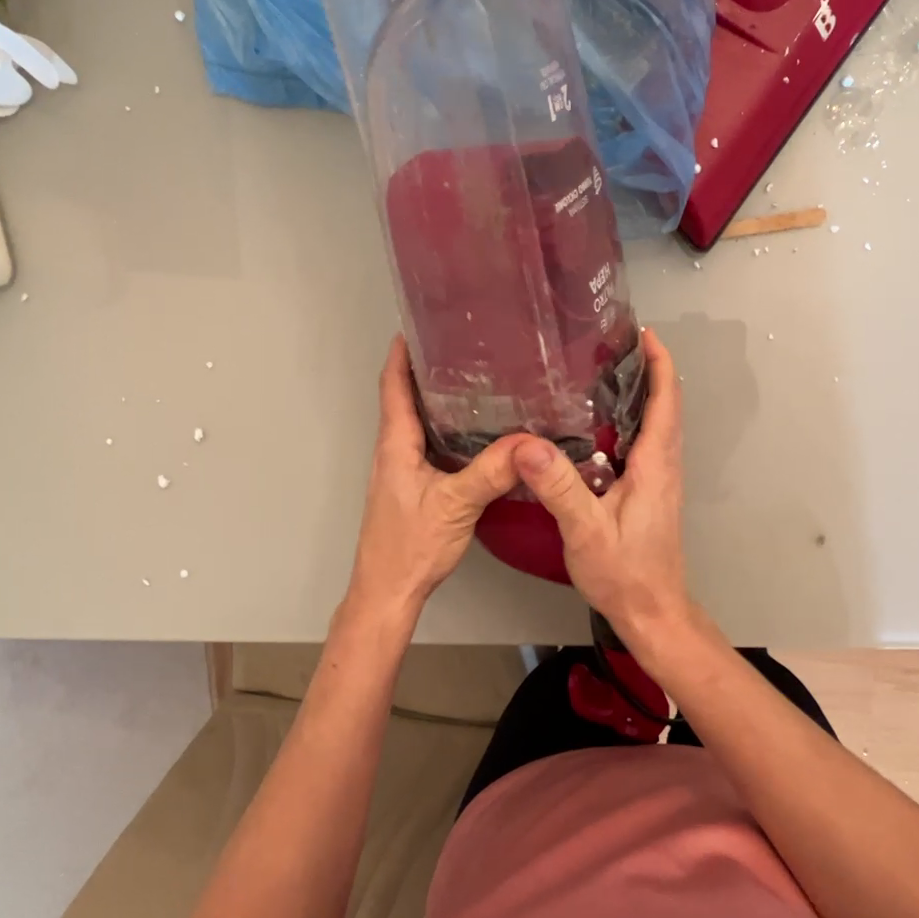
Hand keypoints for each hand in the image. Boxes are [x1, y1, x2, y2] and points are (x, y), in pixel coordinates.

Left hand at [347, 336, 528, 615]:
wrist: (388, 591)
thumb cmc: (410, 547)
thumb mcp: (456, 505)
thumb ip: (492, 472)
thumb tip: (529, 442)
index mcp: (395, 446)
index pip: (392, 388)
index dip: (401, 356)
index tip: (416, 327)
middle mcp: (394, 453)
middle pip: (405, 401)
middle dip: (426, 373)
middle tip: (461, 350)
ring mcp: (401, 473)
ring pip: (419, 426)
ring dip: (437, 403)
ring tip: (474, 383)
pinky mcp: (412, 490)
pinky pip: (430, 449)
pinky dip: (447, 434)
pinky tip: (476, 438)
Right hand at [511, 329, 691, 641]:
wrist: (652, 612)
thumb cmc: (626, 575)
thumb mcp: (586, 531)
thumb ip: (560, 488)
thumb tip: (527, 443)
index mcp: (655, 465)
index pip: (666, 400)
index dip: (659, 362)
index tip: (640, 331)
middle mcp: (662, 466)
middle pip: (663, 405)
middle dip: (644, 369)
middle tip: (605, 344)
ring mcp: (657, 481)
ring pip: (653, 425)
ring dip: (637, 394)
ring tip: (596, 373)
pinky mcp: (648, 494)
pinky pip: (641, 445)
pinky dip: (626, 422)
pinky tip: (591, 427)